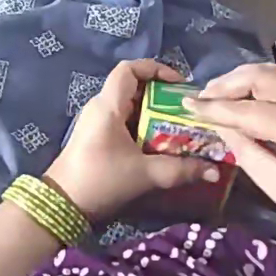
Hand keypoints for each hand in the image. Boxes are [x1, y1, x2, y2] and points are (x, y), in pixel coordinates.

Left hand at [45, 59, 221, 220]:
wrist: (62, 205)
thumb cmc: (100, 180)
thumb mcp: (144, 174)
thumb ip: (180, 170)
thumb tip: (213, 170)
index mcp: (108, 106)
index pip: (129, 69)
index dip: (155, 69)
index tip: (178, 85)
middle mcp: (100, 108)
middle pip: (133, 87)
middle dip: (161, 95)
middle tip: (185, 111)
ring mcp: (95, 122)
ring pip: (129, 106)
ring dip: (153, 113)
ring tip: (178, 127)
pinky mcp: (95, 138)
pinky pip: (122, 121)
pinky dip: (142, 126)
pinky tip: (158, 144)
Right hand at [185, 63, 275, 236]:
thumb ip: (251, 158)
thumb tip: (223, 131)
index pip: (247, 110)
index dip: (214, 108)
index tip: (186, 105)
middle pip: (259, 77)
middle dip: (225, 83)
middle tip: (200, 97)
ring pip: (271, 70)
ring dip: (240, 78)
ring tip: (216, 93)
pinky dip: (259, 78)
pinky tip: (244, 91)